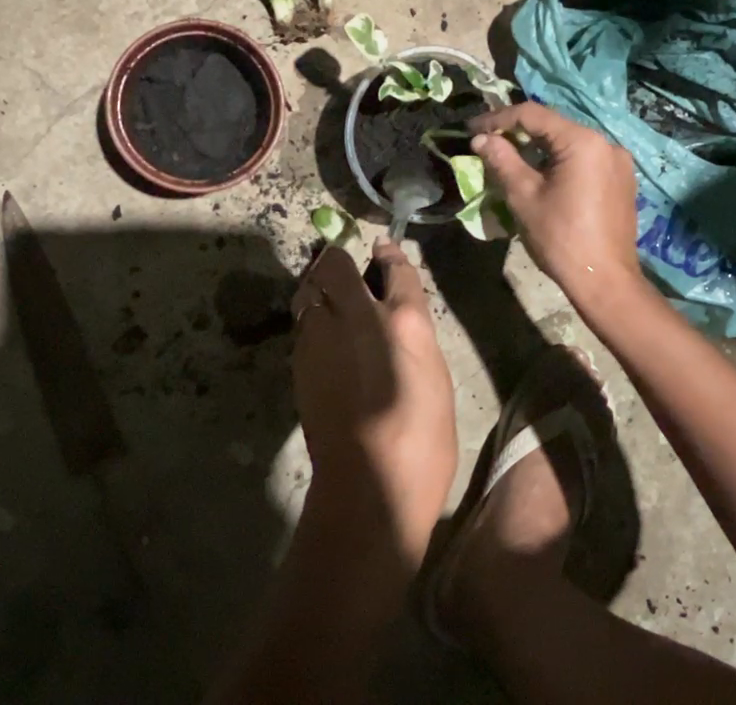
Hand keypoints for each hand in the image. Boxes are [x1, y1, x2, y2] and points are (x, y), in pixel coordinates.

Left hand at [290, 239, 456, 562]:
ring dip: (319, 287)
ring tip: (331, 299)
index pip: (395, 267)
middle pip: (336, 265)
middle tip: (349, 271)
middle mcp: (357, 316)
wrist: (369, 485)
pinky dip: (312, 319)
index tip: (384, 249)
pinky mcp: (298, 360)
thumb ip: (415, 337)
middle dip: (339, 261)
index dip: (390, 254)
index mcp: (403, 321)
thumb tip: (402, 316)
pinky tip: (324, 336)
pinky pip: (303, 322)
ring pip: (309, 290)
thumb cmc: (422, 442)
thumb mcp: (437, 381)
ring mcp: (320, 336)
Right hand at [470, 102, 641, 302]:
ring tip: (510, 159)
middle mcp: (606, 143)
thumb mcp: (523, 196)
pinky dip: (559, 162)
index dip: (498, 119)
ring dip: (538, 148)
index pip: (533, 115)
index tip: (471, 130)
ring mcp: (618, 162)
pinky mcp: (622, 181)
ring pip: (569, 143)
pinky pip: (585, 160)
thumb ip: (502, 161)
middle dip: (518, 133)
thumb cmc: (560, 238)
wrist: (604, 280)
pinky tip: (542, 176)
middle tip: (487, 143)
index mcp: (583, 142)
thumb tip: (481, 139)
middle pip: (554, 127)